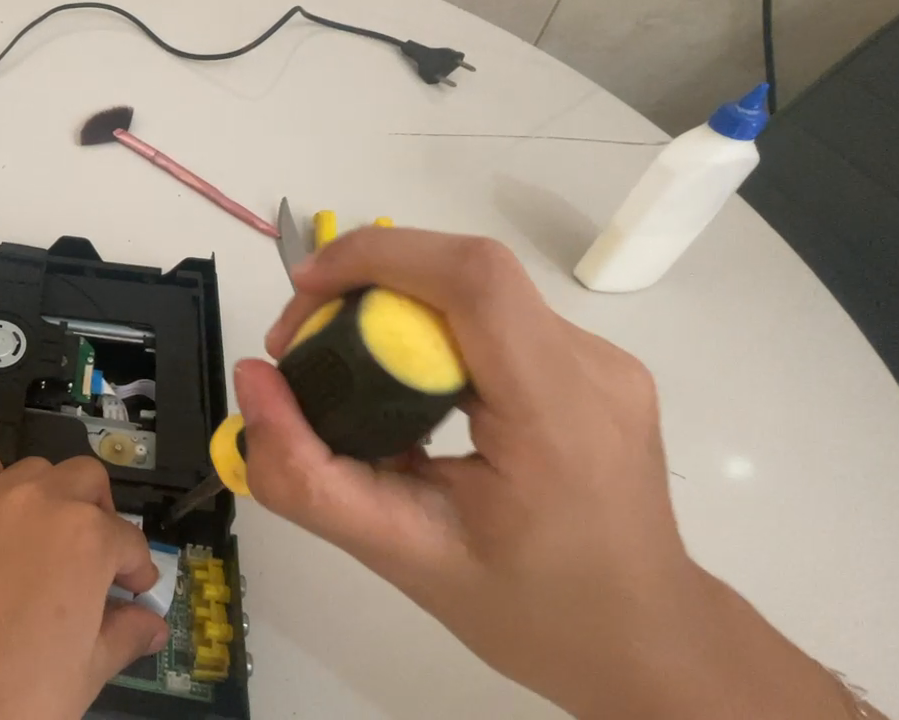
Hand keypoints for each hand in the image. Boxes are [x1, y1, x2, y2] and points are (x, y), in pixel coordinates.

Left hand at [0, 436, 167, 719]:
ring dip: (50, 495)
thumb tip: (151, 624)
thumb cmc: (20, 694)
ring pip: (37, 468)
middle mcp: (45, 500)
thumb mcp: (86, 673)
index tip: (130, 595)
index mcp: (89, 538)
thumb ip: (124, 636)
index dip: (135, 571)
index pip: (129, 541)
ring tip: (41, 539)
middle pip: (88, 481)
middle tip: (91, 563)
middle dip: (100, 516)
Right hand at [239, 227, 861, 719]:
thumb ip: (304, 476)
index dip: (376, 257)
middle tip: (300, 346)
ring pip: (466, 283)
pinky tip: (392, 380)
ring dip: (383, 298)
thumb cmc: (528, 609)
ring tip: (336, 365)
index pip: (474, 281)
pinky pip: (481, 309)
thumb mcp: (396, 555)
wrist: (646, 640)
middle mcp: (589, 364)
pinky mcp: (582, 359)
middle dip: (360, 282)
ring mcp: (595, 356)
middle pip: (460, 271)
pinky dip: (415, 320)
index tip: (302, 288)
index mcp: (558, 415)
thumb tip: (251, 378)